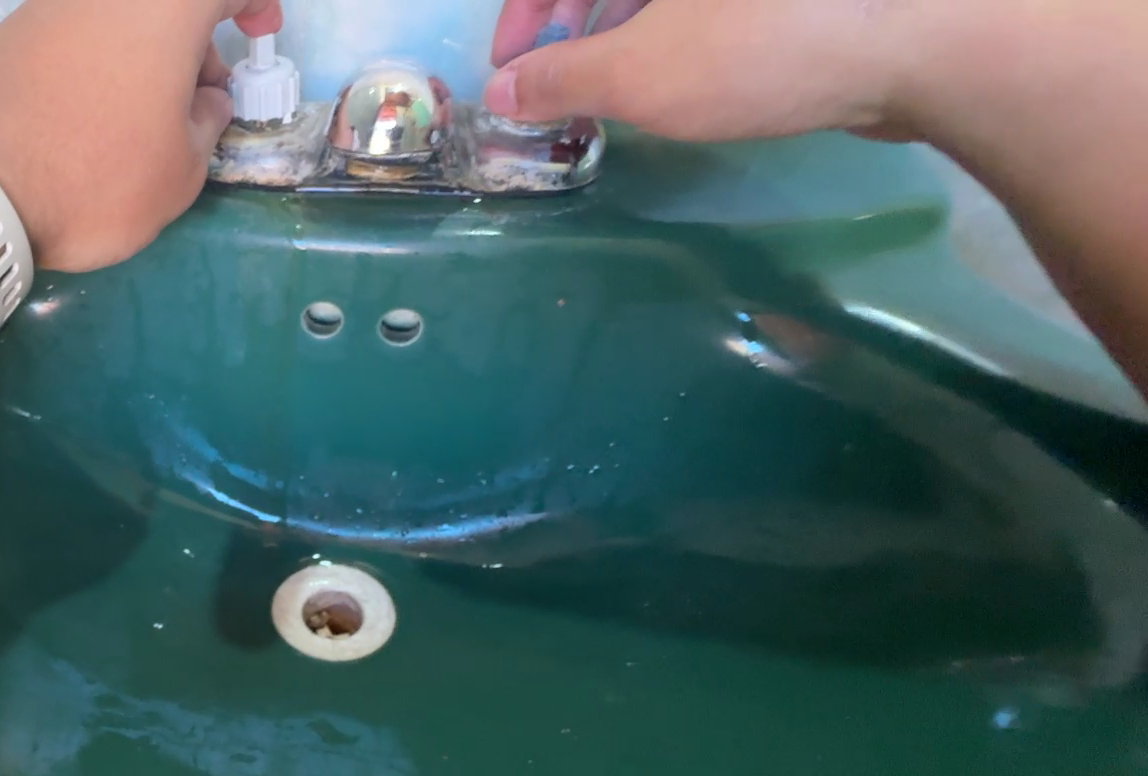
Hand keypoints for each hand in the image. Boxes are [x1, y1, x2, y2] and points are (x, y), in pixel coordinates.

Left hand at [0, 0, 282, 272]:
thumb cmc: (97, 179)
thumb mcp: (180, 173)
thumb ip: (208, 127)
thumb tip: (205, 101)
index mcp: (165, 4)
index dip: (255, 0)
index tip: (261, 29)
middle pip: (170, 5)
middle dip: (200, 43)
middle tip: (203, 106)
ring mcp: (57, 2)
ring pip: (127, 18)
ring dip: (153, 60)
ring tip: (150, 127)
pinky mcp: (18, 29)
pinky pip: (86, 34)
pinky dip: (110, 64)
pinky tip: (102, 120)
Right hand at [483, 0, 937, 141]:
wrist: (940, 29)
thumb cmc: (768, 40)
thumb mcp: (639, 72)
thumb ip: (558, 80)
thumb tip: (502, 93)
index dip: (521, 15)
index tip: (508, 75)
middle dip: (565, 23)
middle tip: (552, 87)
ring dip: (613, 25)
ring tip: (603, 86)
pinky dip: (665, 19)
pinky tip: (665, 66)